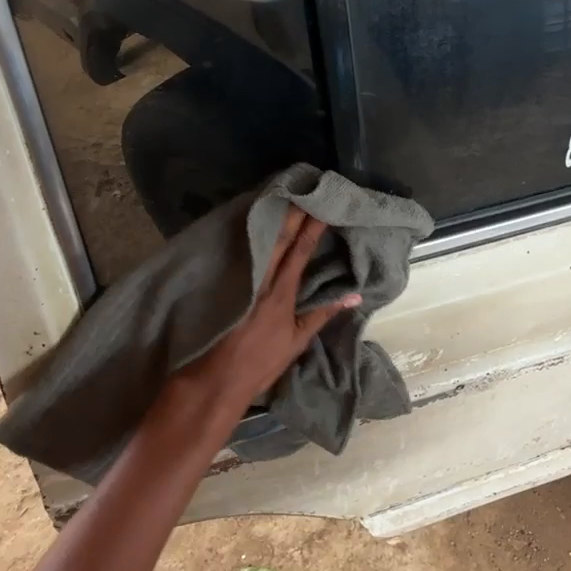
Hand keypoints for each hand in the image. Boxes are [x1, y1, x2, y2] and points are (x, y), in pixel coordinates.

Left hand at [168, 207, 360, 427]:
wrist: (216, 379)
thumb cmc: (260, 363)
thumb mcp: (297, 341)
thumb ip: (323, 314)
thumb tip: (354, 295)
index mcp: (281, 294)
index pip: (299, 253)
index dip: (311, 228)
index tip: (320, 207)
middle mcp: (260, 282)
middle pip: (276, 241)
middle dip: (290, 215)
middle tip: (301, 190)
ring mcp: (240, 282)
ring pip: (257, 244)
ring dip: (270, 221)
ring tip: (280, 199)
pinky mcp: (223, 286)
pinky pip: (240, 254)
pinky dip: (250, 237)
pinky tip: (252, 225)